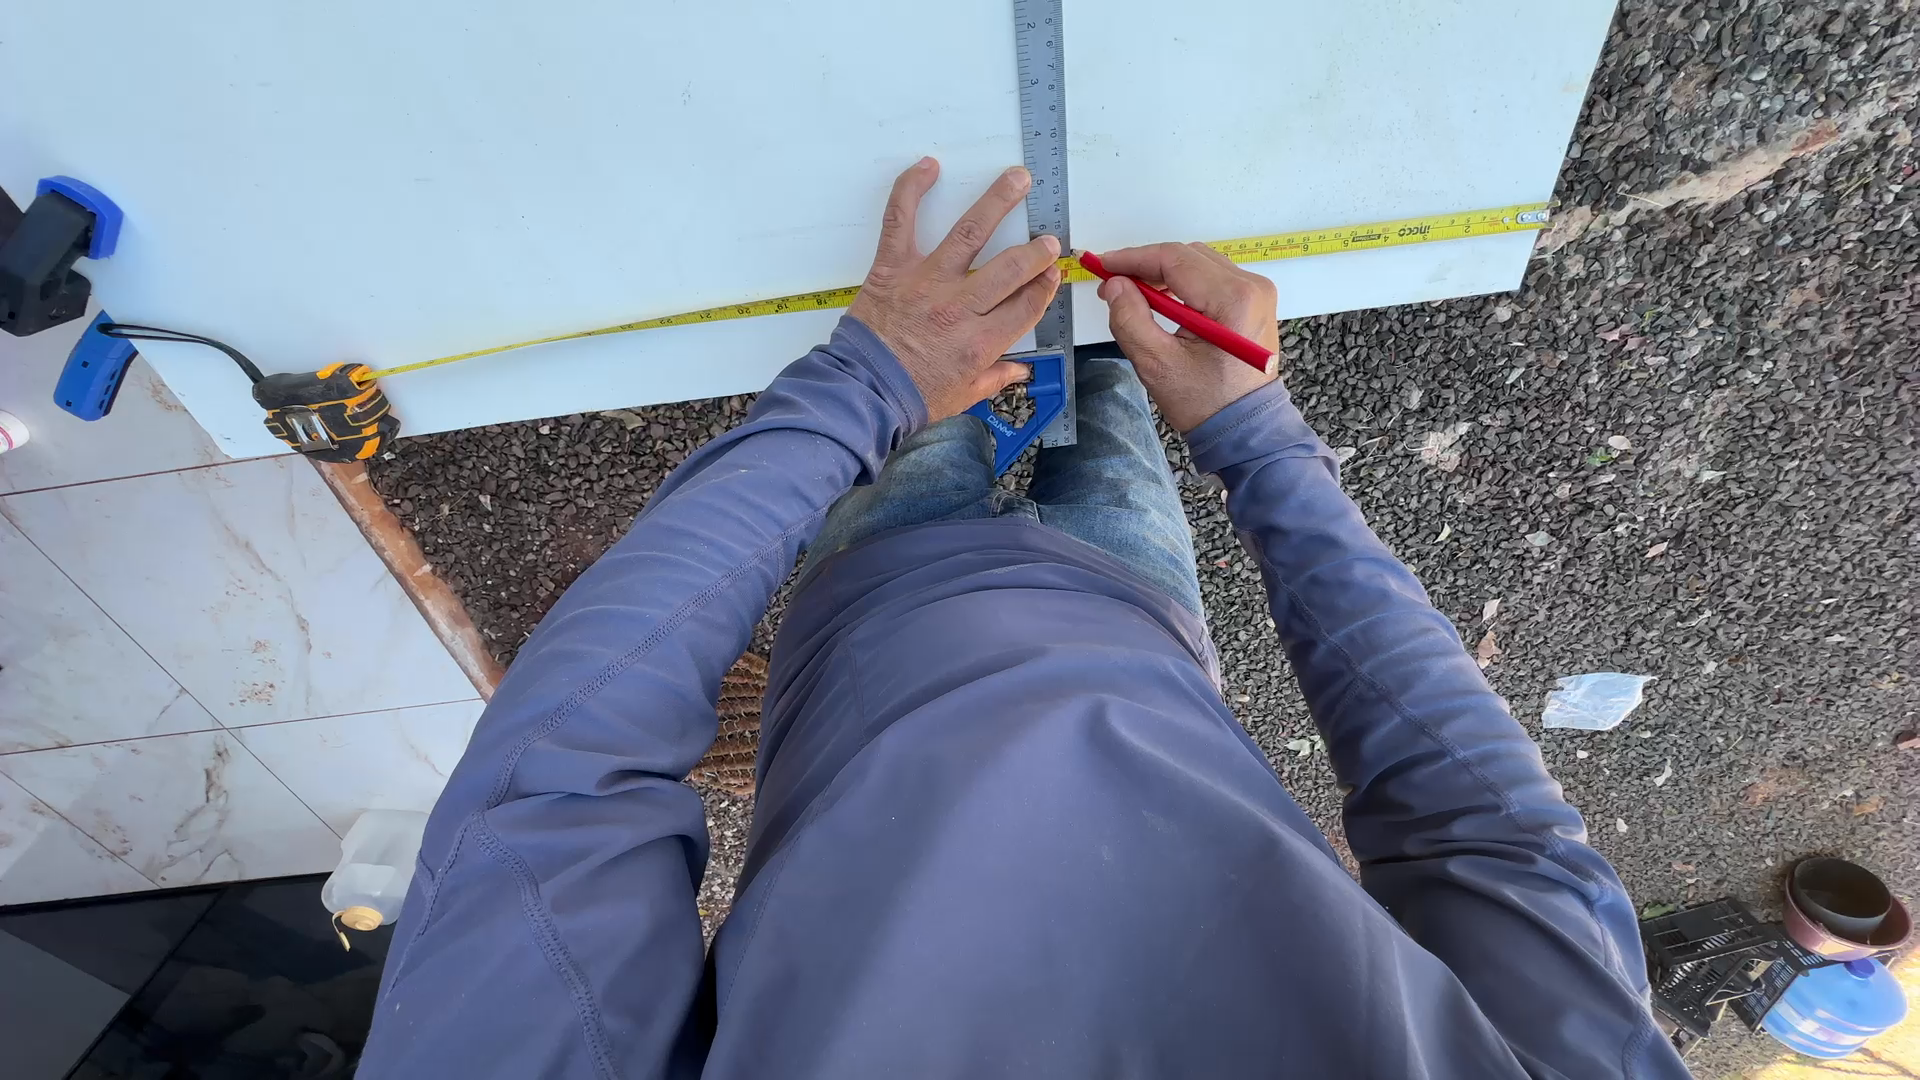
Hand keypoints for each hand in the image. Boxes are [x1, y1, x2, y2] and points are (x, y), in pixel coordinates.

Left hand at [848, 158, 1062, 419]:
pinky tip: (930, 166)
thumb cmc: (912, 398)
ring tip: (1018, 178)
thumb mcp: (963, 397)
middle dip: (1035, 251)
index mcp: (980, 342)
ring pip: (969, 233)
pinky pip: (901, 219)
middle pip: (1010, 268)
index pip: (1025, 306)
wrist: (863, 392)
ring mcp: (926, 282)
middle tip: (1047, 240)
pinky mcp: (892, 267)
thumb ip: (995, 379)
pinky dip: (912, 189)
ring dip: (997, 201)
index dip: (1044, 287)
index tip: (1052, 273)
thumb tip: (1020, 370)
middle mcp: (960, 307)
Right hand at [1094, 243, 1279, 432]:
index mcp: (1233, 300)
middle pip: (1187, 256)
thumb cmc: (1205, 402)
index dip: (1133, 259)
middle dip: (1145, 266)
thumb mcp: (1157, 364)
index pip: (1174, 260)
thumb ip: (1131, 320)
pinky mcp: (1252, 302)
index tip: (1102, 265)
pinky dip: (1181, 284)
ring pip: (1198, 263)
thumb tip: (1115, 286)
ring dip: (1162, 274)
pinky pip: (1211, 278)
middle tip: (1112, 285)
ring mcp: (1256, 292)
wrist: (1243, 427)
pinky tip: (1159, 300)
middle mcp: (1251, 287)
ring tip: (1132, 295)